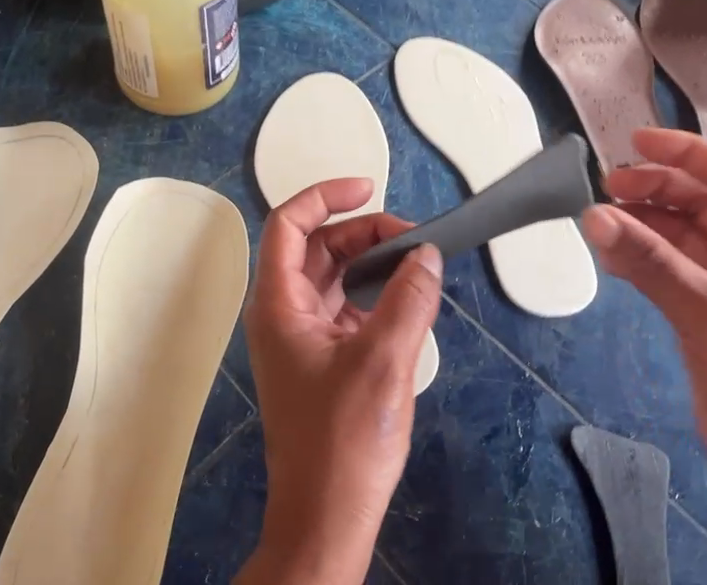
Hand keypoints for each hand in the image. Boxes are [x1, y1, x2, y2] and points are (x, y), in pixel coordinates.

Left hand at [238, 178, 442, 584]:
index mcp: (278, 304)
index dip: (325, 196)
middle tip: (416, 240)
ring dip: (372, 265)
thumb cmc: (344, 439)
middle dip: (364, 234)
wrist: (327, 518)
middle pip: (317, 249)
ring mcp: (301, 338)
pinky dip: (374, 296)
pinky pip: (346, 309)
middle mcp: (283, 313)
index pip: (289, 225)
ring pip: (334, 278)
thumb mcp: (384, 361)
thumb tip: (427, 254)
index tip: (369, 188)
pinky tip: (407, 302)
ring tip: (418, 266)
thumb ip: (408, 300)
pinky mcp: (322, 360)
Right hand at [580, 128, 706, 488]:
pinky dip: (641, 257)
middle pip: (704, 202)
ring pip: (683, 235)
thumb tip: (593, 215)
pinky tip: (611, 255)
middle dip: (656, 188)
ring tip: (600, 218)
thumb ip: (651, 262)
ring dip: (644, 223)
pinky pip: (671, 269)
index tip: (636, 141)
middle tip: (606, 185)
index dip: (687, 153)